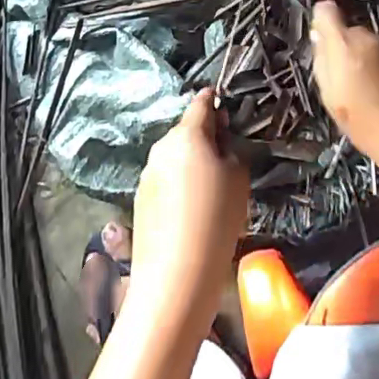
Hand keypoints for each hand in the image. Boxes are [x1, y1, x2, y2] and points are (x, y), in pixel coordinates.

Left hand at [128, 89, 247, 331]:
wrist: (176, 276)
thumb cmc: (215, 219)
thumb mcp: (238, 179)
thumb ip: (231, 149)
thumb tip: (219, 139)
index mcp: (185, 135)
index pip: (201, 103)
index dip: (216, 102)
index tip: (227, 107)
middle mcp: (161, 147)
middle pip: (187, 131)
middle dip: (205, 138)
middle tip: (228, 157)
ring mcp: (147, 173)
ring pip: (175, 156)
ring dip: (191, 162)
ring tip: (212, 190)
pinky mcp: (140, 198)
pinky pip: (165, 179)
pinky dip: (179, 185)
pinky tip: (193, 210)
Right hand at [310, 0, 378, 155]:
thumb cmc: (364, 122)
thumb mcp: (328, 94)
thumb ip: (321, 58)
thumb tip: (319, 37)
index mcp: (344, 44)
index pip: (326, 11)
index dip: (323, 22)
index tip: (323, 37)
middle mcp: (370, 38)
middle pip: (352, 33)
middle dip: (349, 50)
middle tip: (349, 80)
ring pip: (374, 45)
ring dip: (370, 59)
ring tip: (373, 90)